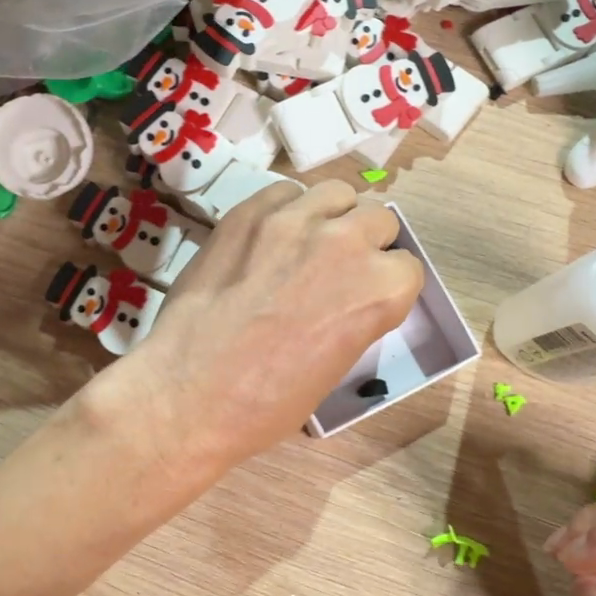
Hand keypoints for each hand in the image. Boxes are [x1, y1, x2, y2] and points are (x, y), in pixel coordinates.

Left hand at [93, 179, 423, 470]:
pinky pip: (284, 192)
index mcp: (380, 289)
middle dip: (365, 243)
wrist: (189, 393)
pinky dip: (285, 210)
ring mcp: (294, 220)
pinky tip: (268, 239)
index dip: (385, 282)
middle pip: (377, 218)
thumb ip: (354, 314)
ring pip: (336, 193)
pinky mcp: (247, 212)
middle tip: (335, 270)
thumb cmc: (268, 403)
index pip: (406, 265)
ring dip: (330, 216)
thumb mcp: (336, 364)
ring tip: (305, 244)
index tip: (365, 296)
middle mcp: (346, 242)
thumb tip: (345, 294)